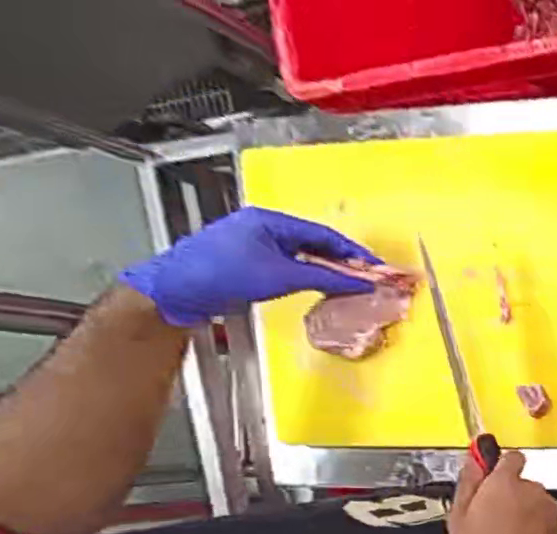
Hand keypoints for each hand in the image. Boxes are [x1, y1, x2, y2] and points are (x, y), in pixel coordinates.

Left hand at [119, 207, 381, 326]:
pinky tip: (324, 287)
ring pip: (305, 255)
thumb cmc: (226, 274)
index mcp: (270, 220)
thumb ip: (326, 278)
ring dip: (328, 270)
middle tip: (368, 279)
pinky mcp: (253, 261)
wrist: (179, 289)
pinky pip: (293, 265)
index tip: (376, 268)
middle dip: (344, 262)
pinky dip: (312, 276)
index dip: (354, 252)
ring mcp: (257, 244)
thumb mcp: (284, 276)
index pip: (324, 234)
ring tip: (351, 285)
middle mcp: (264, 227)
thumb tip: (360, 282)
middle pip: (316, 243)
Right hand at [448, 450, 556, 533]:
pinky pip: (547, 517)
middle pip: (523, 482)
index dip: (500, 465)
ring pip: (536, 501)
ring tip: (505, 533)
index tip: (492, 471)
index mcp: (506, 483)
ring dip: (526, 510)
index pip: (510, 457)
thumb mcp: (459, 515)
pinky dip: (537, 525)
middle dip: (511, 493)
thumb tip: (473, 459)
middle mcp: (534, 491)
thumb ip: (469, 480)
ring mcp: (551, 509)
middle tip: (492, 513)